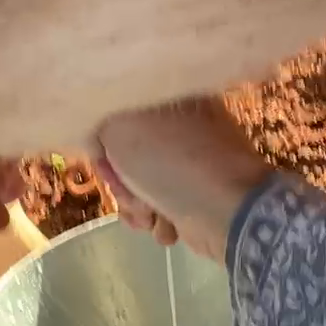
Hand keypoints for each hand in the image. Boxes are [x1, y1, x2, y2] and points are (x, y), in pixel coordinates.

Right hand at [93, 99, 272, 260]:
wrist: (227, 210)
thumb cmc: (170, 161)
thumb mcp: (119, 125)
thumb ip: (99, 123)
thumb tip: (104, 142)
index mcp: (169, 98)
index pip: (118, 119)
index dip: (105, 146)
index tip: (106, 163)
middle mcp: (184, 125)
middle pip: (127, 156)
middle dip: (122, 184)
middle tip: (130, 194)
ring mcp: (195, 162)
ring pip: (142, 185)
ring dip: (138, 207)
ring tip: (150, 215)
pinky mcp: (201, 195)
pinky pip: (163, 207)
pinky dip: (161, 221)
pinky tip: (168, 226)